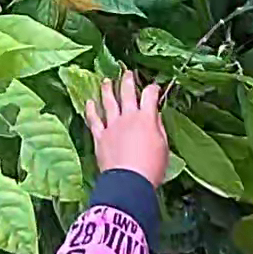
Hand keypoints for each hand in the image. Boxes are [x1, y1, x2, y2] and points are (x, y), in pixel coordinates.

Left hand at [85, 71, 167, 186]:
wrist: (129, 181)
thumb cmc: (151, 168)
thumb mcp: (163, 147)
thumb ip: (158, 128)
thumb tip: (155, 116)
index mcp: (146, 118)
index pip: (150, 96)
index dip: (152, 89)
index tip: (154, 87)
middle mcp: (128, 117)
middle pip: (127, 93)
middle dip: (128, 80)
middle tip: (127, 72)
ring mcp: (112, 125)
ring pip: (108, 102)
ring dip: (107, 89)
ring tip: (106, 81)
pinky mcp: (100, 136)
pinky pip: (94, 120)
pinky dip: (91, 110)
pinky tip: (89, 102)